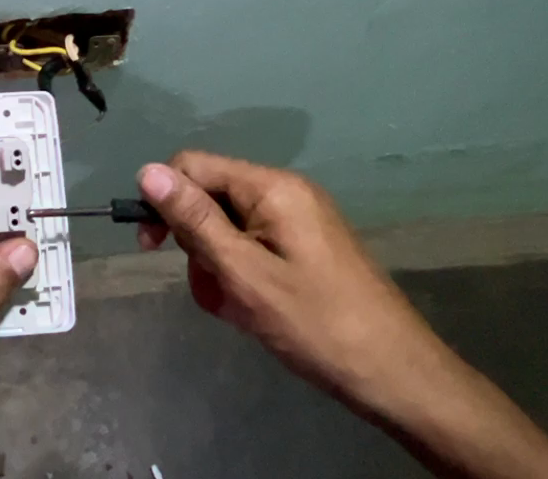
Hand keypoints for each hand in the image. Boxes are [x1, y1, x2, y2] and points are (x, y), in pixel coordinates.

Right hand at [134, 151, 449, 409]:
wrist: (401, 380)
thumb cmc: (317, 325)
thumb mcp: (244, 274)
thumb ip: (194, 220)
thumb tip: (146, 171)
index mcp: (272, 187)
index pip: (193, 166)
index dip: (164, 199)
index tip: (151, 246)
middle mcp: (285, 192)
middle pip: (210, 197)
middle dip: (196, 243)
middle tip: (211, 289)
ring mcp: (299, 220)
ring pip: (227, 227)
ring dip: (216, 266)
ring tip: (234, 308)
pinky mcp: (306, 247)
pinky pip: (252, 246)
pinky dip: (241, 274)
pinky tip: (251, 310)